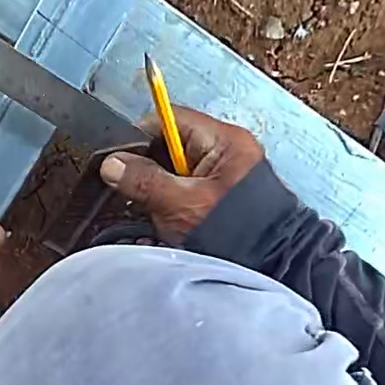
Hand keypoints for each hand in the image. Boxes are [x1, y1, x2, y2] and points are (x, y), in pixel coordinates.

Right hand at [98, 107, 264, 244]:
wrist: (271, 266)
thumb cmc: (238, 233)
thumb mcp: (182, 205)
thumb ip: (144, 181)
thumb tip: (112, 165)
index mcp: (223, 141)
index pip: (170, 119)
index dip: (140, 137)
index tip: (121, 161)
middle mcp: (224, 153)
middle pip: (169, 147)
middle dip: (149, 171)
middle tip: (138, 194)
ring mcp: (222, 176)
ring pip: (174, 172)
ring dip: (159, 192)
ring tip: (159, 214)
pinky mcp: (217, 198)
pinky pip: (184, 192)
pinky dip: (171, 205)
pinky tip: (168, 223)